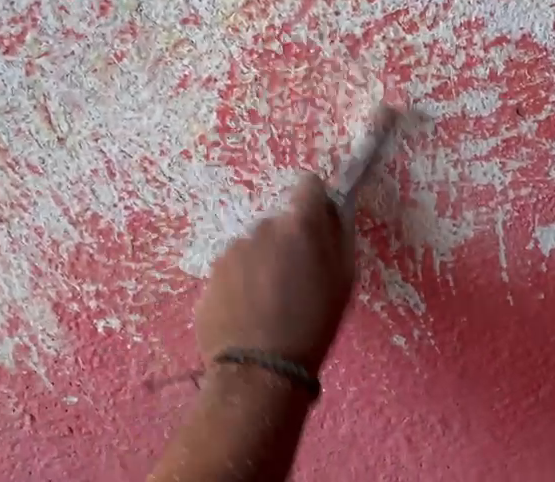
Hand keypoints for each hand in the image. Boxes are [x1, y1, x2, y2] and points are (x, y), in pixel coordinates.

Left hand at [195, 174, 353, 372]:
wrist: (260, 370)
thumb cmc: (314, 324)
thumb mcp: (344, 279)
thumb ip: (338, 235)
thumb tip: (331, 212)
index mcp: (300, 224)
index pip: (309, 185)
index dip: (315, 201)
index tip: (317, 223)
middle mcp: (264, 227)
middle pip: (279, 222)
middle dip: (287, 241)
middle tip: (294, 279)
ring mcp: (233, 250)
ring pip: (254, 247)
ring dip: (262, 263)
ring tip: (268, 303)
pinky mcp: (211, 274)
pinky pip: (232, 270)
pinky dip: (240, 284)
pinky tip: (248, 314)